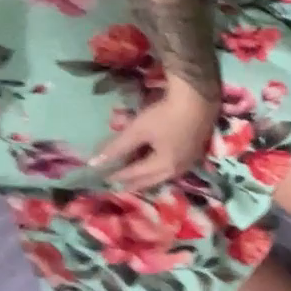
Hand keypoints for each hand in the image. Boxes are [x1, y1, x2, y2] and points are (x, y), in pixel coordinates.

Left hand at [91, 76, 218, 191]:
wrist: (197, 103)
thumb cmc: (165, 116)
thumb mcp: (137, 130)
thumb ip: (116, 147)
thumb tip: (93, 163)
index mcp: (164, 165)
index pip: (136, 173)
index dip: (119, 176)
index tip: (102, 179)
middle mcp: (178, 168)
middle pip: (153, 180)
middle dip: (136, 183)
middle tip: (121, 187)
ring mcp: (189, 162)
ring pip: (166, 176)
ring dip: (150, 179)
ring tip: (138, 180)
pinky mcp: (194, 154)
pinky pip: (174, 169)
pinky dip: (161, 171)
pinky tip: (158, 167)